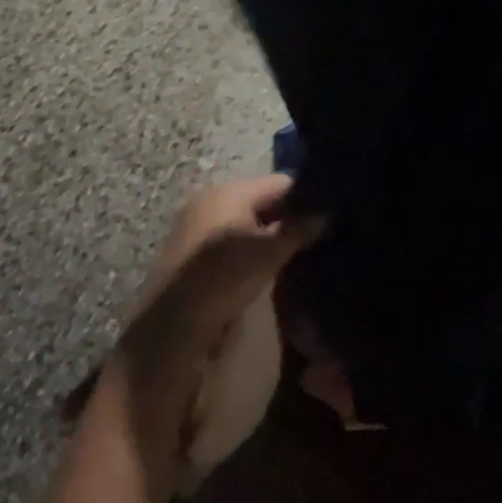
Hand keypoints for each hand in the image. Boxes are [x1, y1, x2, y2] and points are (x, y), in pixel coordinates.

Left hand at [123, 175, 321, 360]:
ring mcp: (197, 220)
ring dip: (266, 234)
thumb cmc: (225, 277)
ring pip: (245, 219)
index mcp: (232, 190)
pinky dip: (247, 246)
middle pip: (262, 199)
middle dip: (287, 218)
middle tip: (314, 241)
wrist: (172, 320)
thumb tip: (325, 214)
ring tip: (291, 257)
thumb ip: (299, 230)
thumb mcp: (269, 254)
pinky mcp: (188, 244)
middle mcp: (212, 196)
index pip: (282, 182)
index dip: (308, 199)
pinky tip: (261, 267)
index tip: (329, 219)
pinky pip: (228, 236)